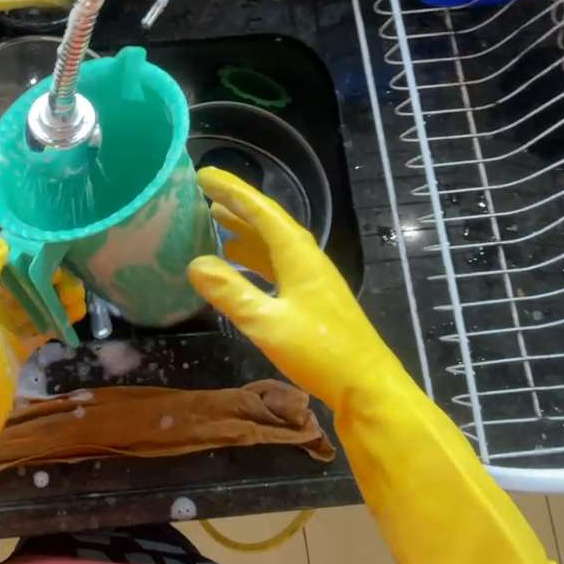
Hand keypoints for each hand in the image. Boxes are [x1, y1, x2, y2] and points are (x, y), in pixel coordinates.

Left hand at [0, 239, 79, 563]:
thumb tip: (5, 242)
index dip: (27, 248)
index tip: (55, 250)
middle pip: (19, 274)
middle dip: (46, 271)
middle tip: (74, 279)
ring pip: (30, 298)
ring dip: (54, 293)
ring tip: (79, 299)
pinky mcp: (11, 348)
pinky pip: (36, 323)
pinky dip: (54, 316)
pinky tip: (74, 316)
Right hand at [187, 167, 560, 563]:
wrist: (369, 389)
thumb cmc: (321, 353)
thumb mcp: (268, 323)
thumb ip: (231, 293)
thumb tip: (194, 263)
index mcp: (299, 256)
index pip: (262, 211)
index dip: (233, 190)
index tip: (203, 174)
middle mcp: (306, 260)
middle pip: (268, 222)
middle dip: (236, 205)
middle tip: (202, 193)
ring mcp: (312, 280)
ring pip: (272, 244)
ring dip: (244, 230)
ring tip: (213, 220)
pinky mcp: (312, 300)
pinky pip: (276, 265)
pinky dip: (252, 257)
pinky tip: (236, 265)